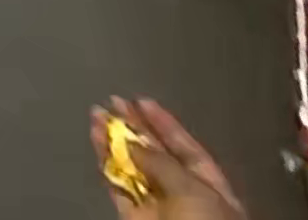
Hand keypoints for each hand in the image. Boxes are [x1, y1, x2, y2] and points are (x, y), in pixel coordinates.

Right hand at [90, 96, 245, 219]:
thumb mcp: (191, 189)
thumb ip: (160, 161)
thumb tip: (131, 141)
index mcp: (212, 192)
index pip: (188, 150)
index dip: (165, 124)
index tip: (141, 99)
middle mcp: (184, 198)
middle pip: (156, 155)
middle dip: (135, 127)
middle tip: (114, 101)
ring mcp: (158, 209)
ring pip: (132, 167)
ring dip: (113, 138)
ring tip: (96, 113)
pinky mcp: (133, 218)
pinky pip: (116, 184)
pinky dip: (104, 160)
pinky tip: (95, 136)